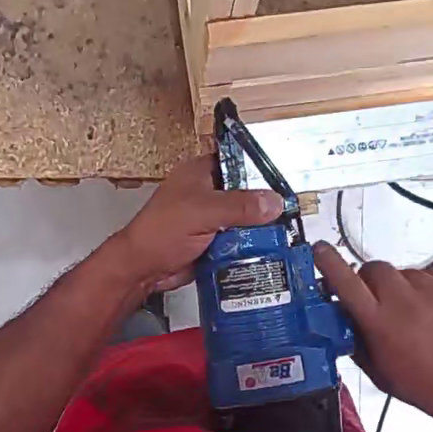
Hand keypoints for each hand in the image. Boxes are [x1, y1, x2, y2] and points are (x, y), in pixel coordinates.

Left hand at [116, 156, 282, 291]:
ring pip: (246, 217)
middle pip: (247, 192)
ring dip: (260, 226)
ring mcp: (212, 217)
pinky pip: (242, 238)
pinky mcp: (216, 240)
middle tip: (288, 209)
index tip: (283, 178)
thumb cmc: (159, 233)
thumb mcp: (203, 212)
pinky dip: (252, 244)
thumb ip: (239, 205)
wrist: (144, 270)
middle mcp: (208, 192)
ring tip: (284, 230)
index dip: (259, 168)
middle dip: (265, 202)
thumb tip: (273, 202)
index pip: (237, 161)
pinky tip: (268, 247)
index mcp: (201, 173)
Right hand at [312, 242, 432, 431]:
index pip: (345, 282)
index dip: (329, 263)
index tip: (321, 251)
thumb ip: (362, 346)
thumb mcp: (386, 376)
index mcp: (381, 324)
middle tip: (380, 301)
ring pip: (407, 273)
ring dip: (405, 288)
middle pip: (375, 269)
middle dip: (371, 282)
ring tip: (421, 316)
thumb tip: (349, 327)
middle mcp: (406, 300)